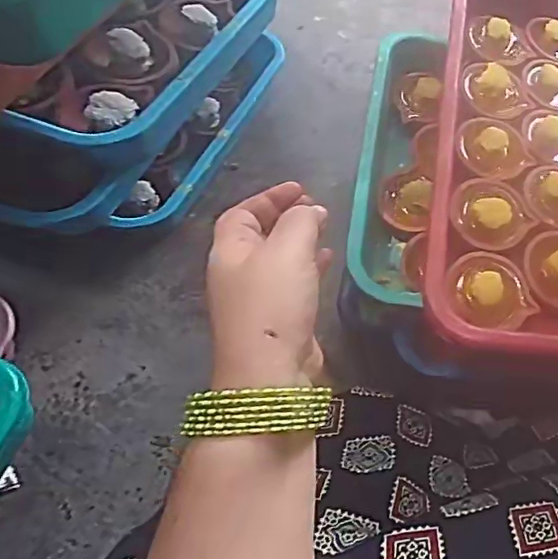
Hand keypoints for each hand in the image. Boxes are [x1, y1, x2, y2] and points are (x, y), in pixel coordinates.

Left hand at [206, 182, 331, 389]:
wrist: (271, 369)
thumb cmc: (273, 302)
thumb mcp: (288, 250)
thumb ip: (301, 222)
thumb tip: (312, 211)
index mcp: (230, 251)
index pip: (243, 212)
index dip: (270, 197)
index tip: (300, 189)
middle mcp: (237, 272)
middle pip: (259, 234)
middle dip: (286, 217)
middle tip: (315, 208)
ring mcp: (256, 298)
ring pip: (277, 258)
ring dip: (300, 241)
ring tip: (326, 230)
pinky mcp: (277, 318)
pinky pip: (292, 280)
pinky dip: (309, 266)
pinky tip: (327, 262)